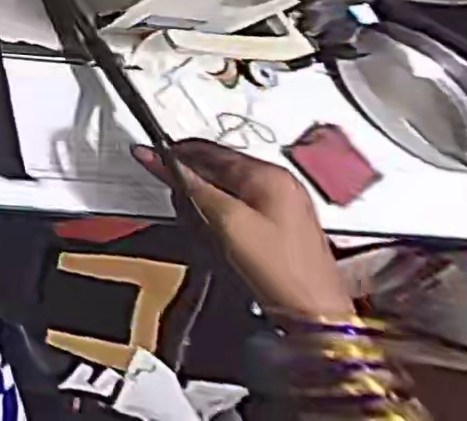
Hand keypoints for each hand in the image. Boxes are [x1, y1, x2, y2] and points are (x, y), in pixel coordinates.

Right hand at [132, 140, 354, 320]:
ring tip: (188, 209)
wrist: (315, 315)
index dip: (177, 154)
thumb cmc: (280, 268)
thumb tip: (162, 160)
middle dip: (189, 174)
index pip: (210, 150)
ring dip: (203, 192)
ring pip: (227, 184)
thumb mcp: (225, 220)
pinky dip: (219, 206)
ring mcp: (283, 203)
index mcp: (270, 174)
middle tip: (167, 185)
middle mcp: (280, 183)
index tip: (151, 156)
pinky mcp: (281, 223)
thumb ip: (192, 185)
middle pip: (219, 166)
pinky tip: (209, 221)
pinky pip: (239, 201)